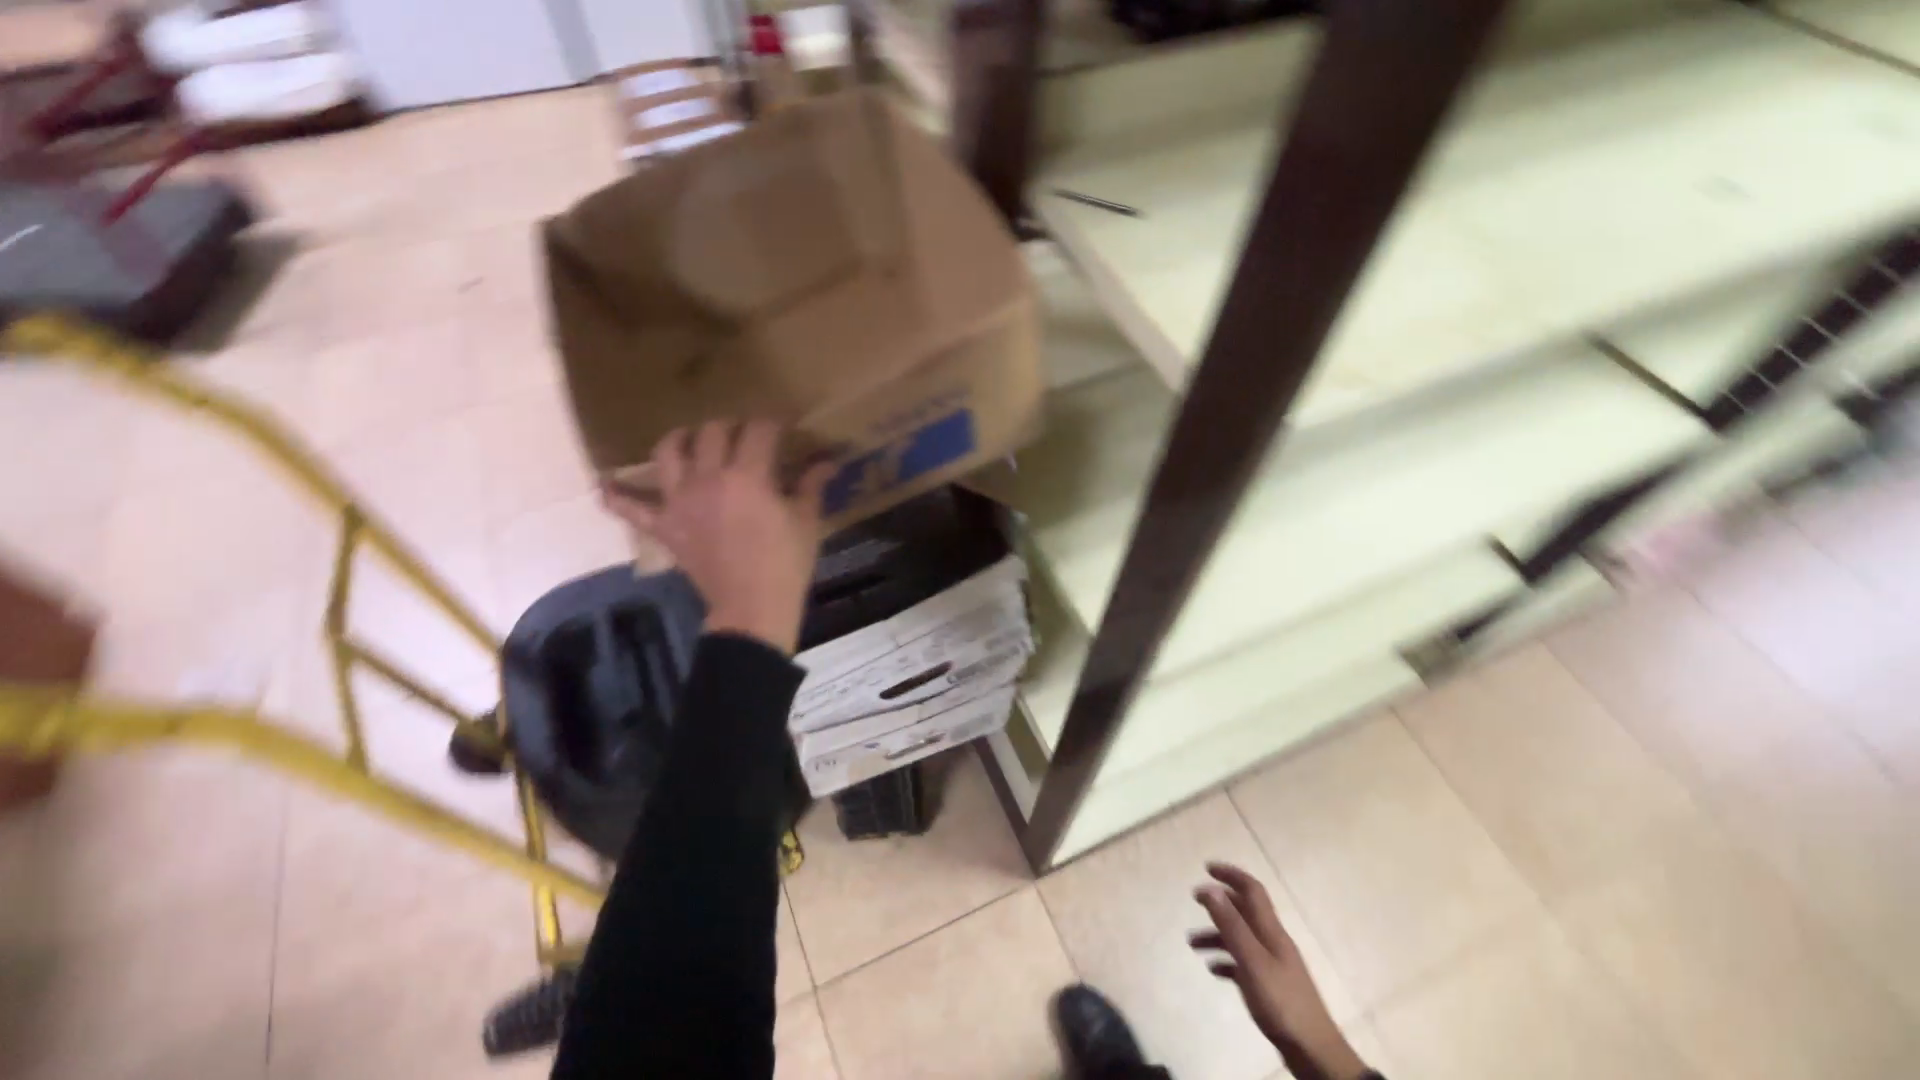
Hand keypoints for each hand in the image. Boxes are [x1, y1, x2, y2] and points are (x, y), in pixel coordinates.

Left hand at [600, 420, 831, 654]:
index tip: (784, 425)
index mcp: (748, 474)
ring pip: (668, 453)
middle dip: (731, 427)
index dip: (774, 422)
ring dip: (678, 440)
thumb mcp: (806, 521)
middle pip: (712, 433)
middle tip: (744, 437)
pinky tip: (604, 484)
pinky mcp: (665, 527)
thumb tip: (827, 461)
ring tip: (689, 440)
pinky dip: (616, 497)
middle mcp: (708, 478)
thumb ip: (811, 485)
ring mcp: (680, 502)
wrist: (752, 608)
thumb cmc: (786, 564)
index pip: (759, 430)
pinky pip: (631, 510)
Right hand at [1191, 863, 1369, 1079]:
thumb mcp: (1252, 962)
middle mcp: (1273, 942)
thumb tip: (1211, 888)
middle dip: (1221, 902)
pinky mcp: (1270, 986)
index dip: (1232, 875)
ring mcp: (1273, 965)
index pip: (1252, 891)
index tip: (1207, 868)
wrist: (1313, 1050)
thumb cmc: (1281, 1003)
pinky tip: (1214, 971)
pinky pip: (1244, 963)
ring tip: (1192, 944)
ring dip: (1217, 935)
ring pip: (1242, 938)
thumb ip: (1231, 926)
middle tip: (1195, 899)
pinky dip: (1226, 960)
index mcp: (1272, 932)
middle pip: (1246, 912)